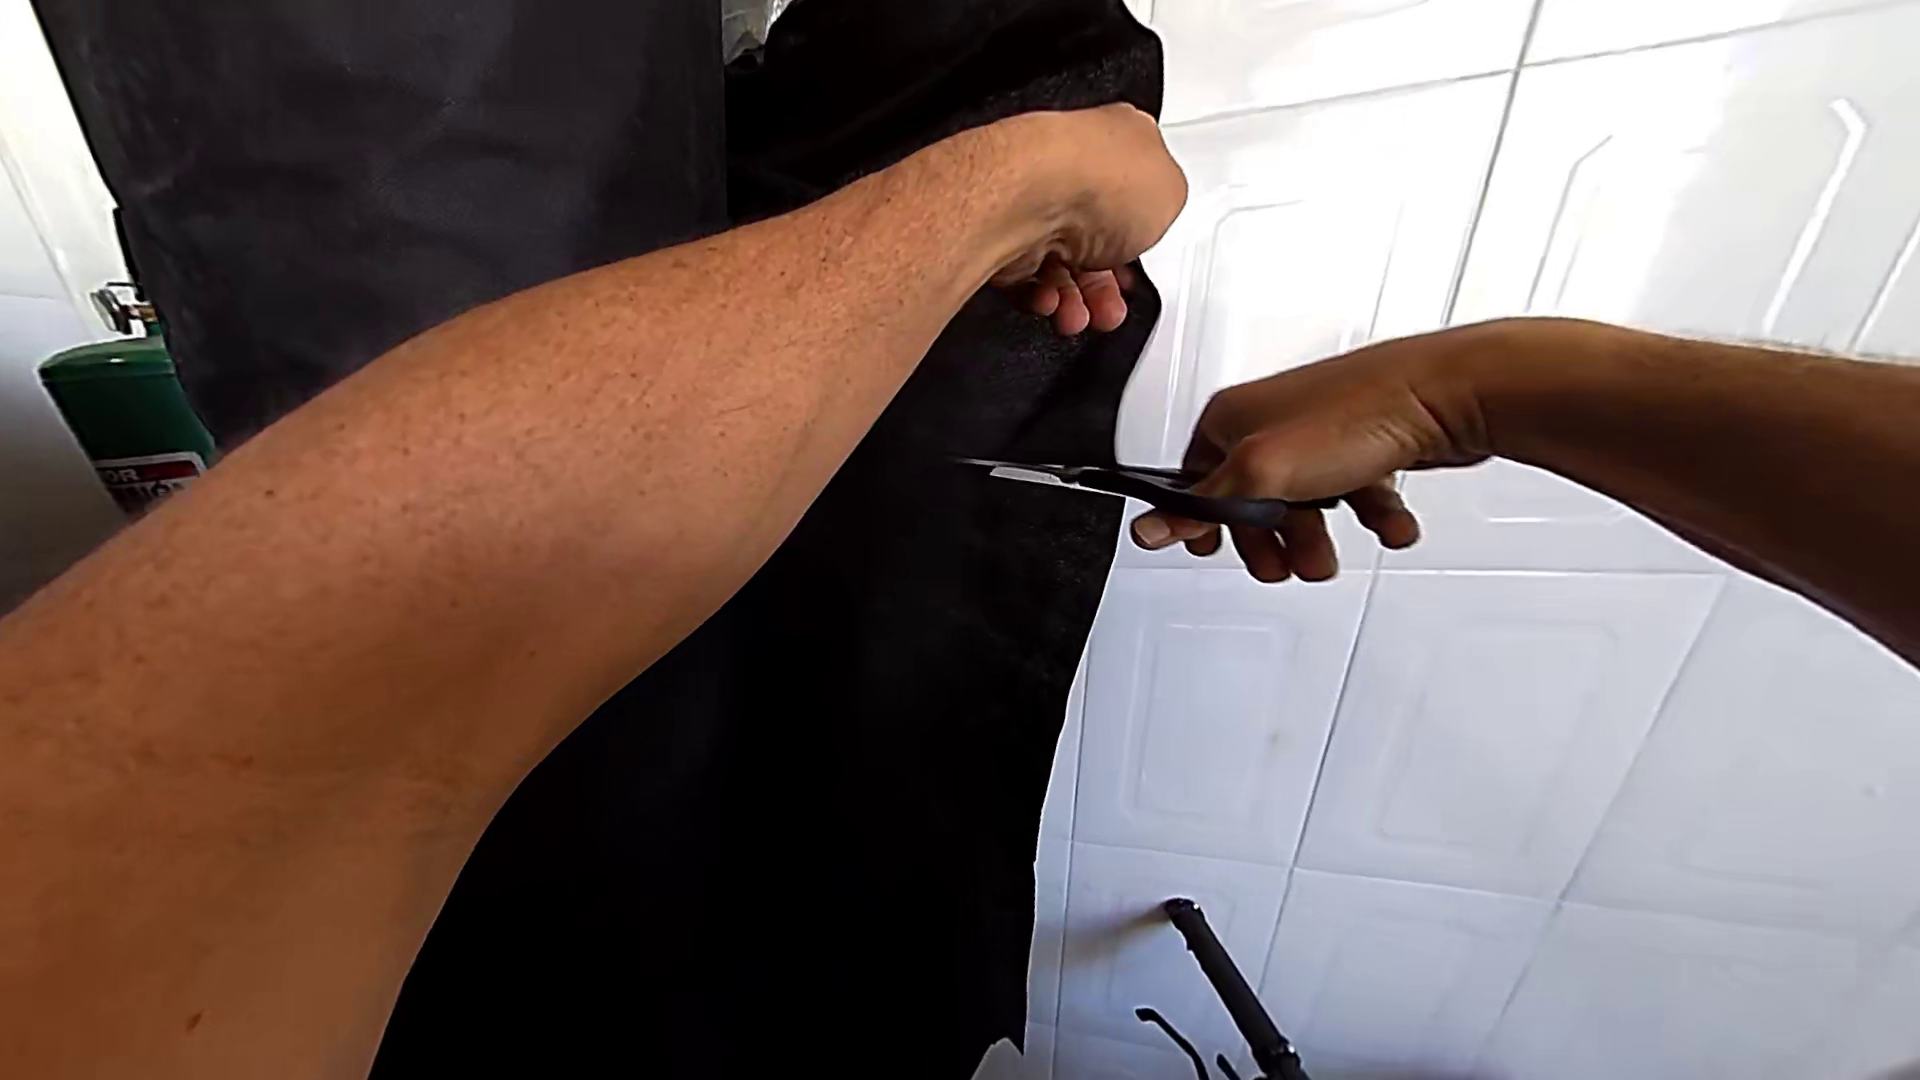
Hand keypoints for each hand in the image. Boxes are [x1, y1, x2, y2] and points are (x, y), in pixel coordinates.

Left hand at [981, 105, 1186, 334]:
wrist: (1035, 200)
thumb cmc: (1098, 182)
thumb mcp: (1172, 195)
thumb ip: (1165, 211)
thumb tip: (1154, 225)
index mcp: (1116, 147)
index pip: (1131, 200)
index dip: (1138, 243)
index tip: (1138, 274)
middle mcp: (1071, 172)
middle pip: (1093, 243)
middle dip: (1104, 288)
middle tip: (1111, 310)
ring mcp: (1034, 206)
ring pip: (1058, 268)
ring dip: (1075, 302)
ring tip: (1080, 318)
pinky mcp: (1004, 238)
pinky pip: (1026, 280)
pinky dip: (1041, 298)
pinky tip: (1052, 301)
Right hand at [1130, 323, 1517, 581]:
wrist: (1454, 391)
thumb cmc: (1356, 414)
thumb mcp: (1259, 474)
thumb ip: (1201, 508)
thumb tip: (1147, 530)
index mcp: (1231, 420)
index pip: (1193, 479)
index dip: (1199, 519)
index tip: (1208, 546)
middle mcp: (1269, 423)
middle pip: (1248, 497)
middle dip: (1267, 538)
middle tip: (1279, 565)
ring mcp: (1315, 433)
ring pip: (1301, 499)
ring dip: (1314, 537)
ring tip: (1327, 558)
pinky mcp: (1360, 442)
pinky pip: (1353, 492)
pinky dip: (1368, 516)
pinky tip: (1383, 526)